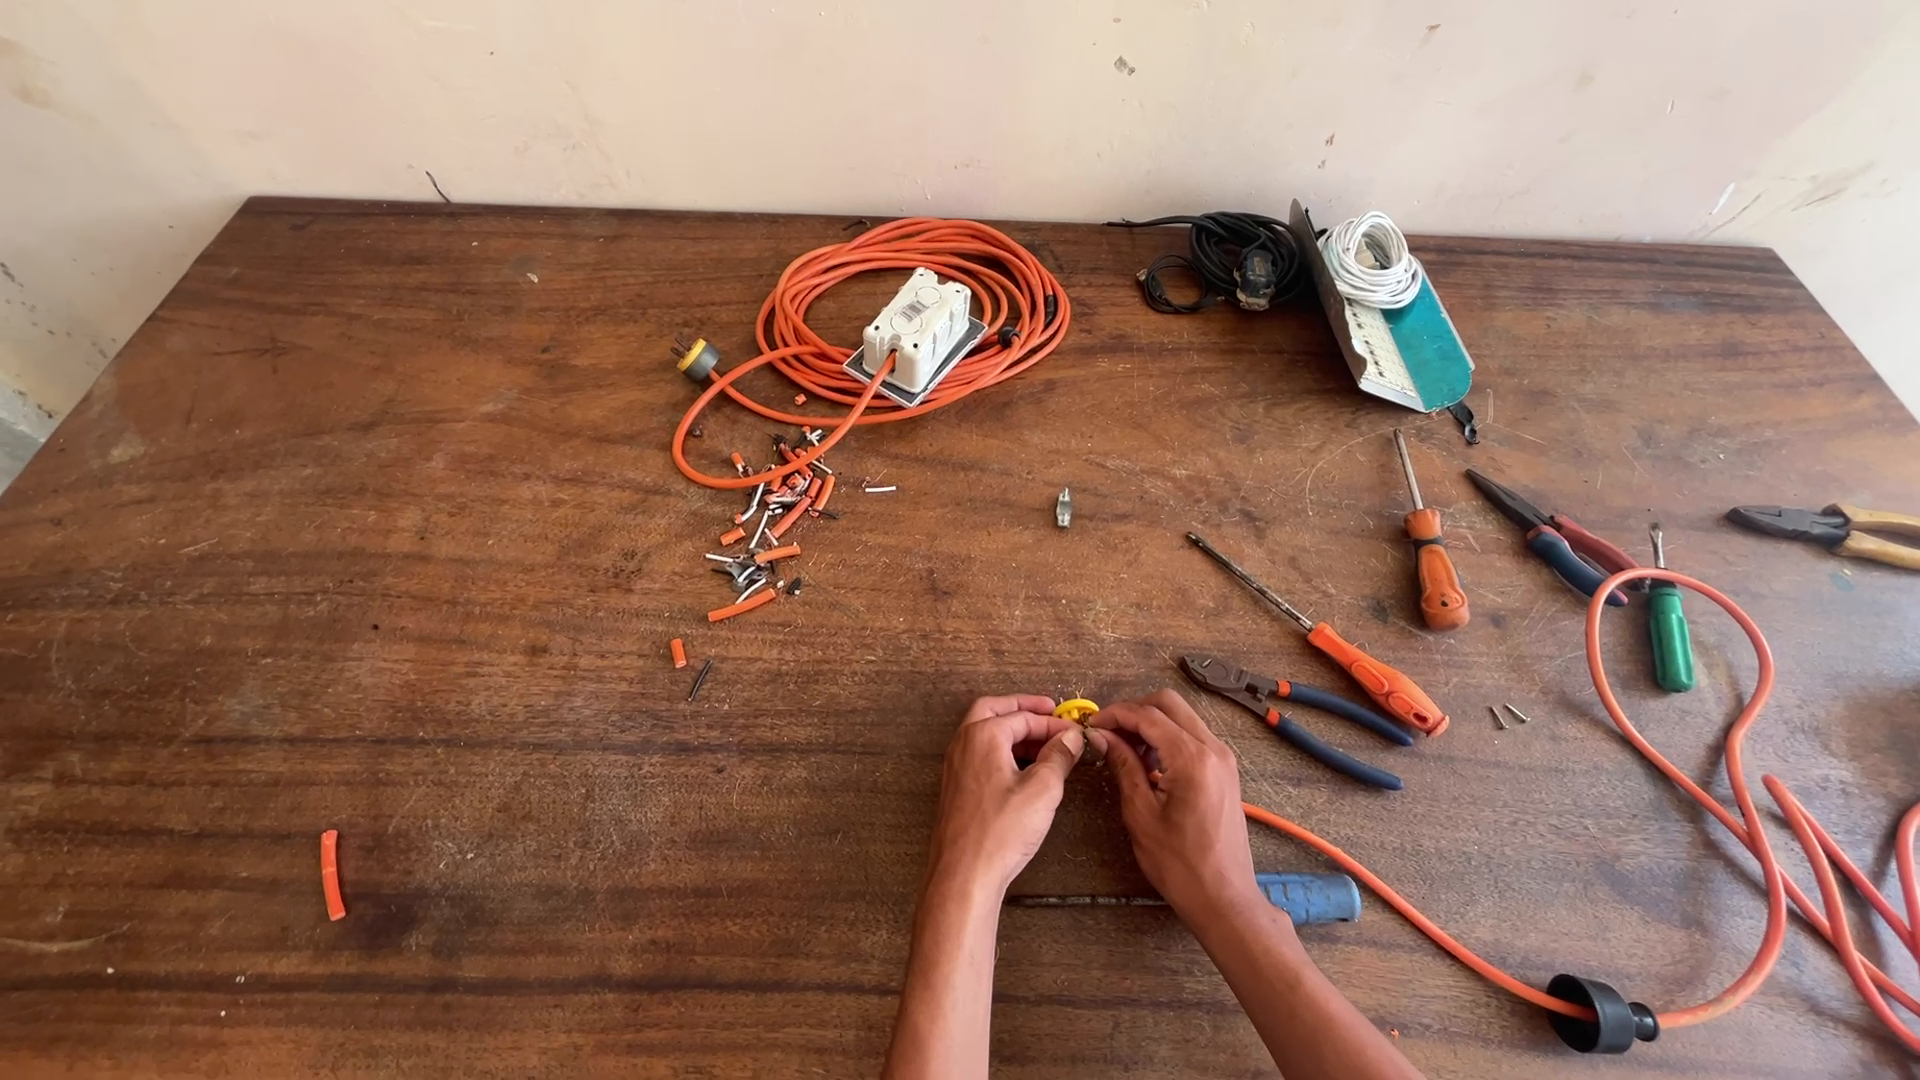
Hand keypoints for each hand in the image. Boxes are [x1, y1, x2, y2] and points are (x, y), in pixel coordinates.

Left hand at [926, 694, 1085, 894]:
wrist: (964, 875)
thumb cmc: (998, 833)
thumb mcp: (1042, 790)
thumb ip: (1058, 757)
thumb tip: (1069, 738)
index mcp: (982, 736)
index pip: (1022, 717)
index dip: (1052, 723)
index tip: (1073, 732)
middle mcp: (964, 744)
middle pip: (994, 710)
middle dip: (1023, 709)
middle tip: (1048, 711)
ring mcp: (956, 765)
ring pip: (985, 731)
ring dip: (1013, 730)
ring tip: (1042, 743)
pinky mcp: (957, 786)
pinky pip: (980, 753)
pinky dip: (1002, 750)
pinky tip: (1023, 768)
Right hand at [1087, 689, 1261, 919]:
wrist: (1224, 898)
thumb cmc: (1180, 865)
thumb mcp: (1141, 814)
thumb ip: (1123, 766)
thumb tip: (1102, 736)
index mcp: (1192, 759)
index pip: (1147, 715)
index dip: (1114, 715)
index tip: (1092, 726)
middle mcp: (1213, 749)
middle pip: (1168, 703)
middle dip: (1134, 710)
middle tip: (1108, 732)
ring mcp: (1223, 757)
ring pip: (1182, 716)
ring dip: (1151, 722)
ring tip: (1124, 749)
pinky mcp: (1225, 769)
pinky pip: (1192, 735)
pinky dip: (1167, 736)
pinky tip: (1148, 761)